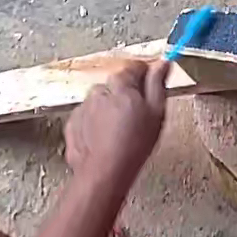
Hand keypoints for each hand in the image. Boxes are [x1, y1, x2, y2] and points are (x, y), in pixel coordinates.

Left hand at [65, 61, 169, 182]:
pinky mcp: (73, 124)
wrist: (104, 173)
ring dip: (111, 108)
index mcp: (121, 84)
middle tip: (139, 114)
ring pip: (102, 100)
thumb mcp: (157, 111)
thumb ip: (158, 82)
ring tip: (122, 129)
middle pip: (117, 84)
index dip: (146, 75)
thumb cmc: (133, 145)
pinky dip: (97, 122)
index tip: (152, 85)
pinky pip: (89, 115)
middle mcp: (99, 92)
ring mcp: (84, 108)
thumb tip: (162, 64)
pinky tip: (107, 137)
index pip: (135, 67)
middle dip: (128, 94)